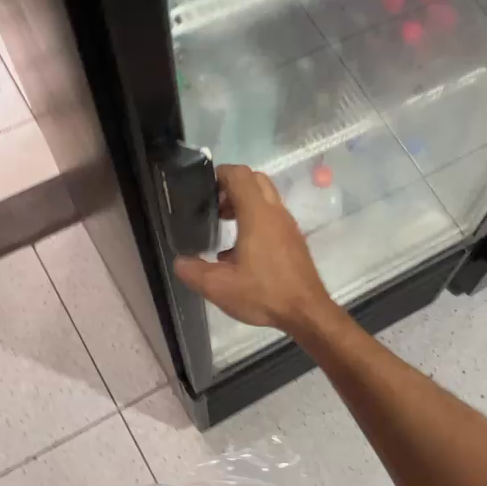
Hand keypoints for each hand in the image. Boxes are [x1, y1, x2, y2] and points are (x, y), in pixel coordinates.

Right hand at [174, 165, 337, 335]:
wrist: (306, 311)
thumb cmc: (264, 293)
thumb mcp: (220, 287)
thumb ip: (194, 271)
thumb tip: (180, 262)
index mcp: (257, 214)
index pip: (239, 174)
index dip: (220, 174)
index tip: (204, 190)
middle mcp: (276, 212)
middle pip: (255, 180)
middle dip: (232, 187)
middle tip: (215, 207)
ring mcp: (288, 226)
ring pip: (266, 199)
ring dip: (244, 204)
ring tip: (224, 226)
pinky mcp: (294, 240)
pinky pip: (273, 218)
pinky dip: (256, 221)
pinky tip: (241, 252)